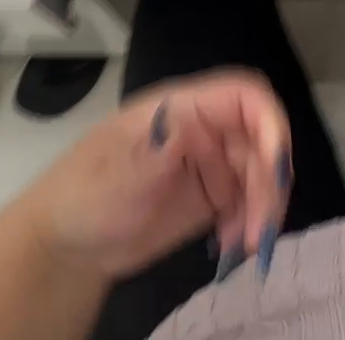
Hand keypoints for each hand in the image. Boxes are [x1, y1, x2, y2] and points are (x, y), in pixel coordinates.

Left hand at [15, 70, 290, 281]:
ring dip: (264, 207)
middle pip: (260, 139)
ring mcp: (209, 161)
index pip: (242, 96)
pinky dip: (251, 223)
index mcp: (181, 108)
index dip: (270, 122)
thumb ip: (151, 156)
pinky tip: (232, 247)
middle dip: (269, 182)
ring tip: (244, 246)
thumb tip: (184, 128)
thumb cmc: (81, 198)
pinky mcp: (212, 194)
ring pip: (260, 172)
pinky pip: (248, 201)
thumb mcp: (112, 178)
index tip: (277, 168)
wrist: (67, 246)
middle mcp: (203, 128)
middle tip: (261, 232)